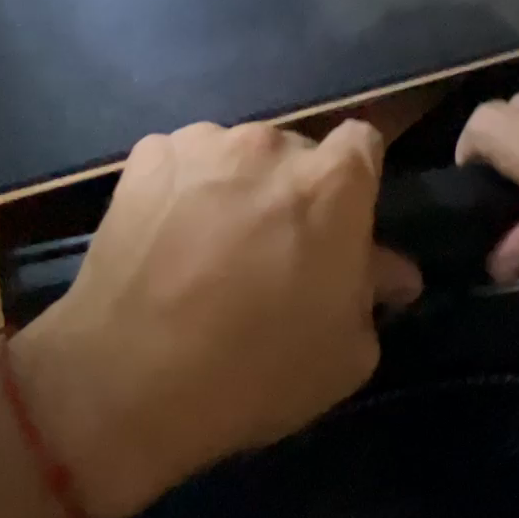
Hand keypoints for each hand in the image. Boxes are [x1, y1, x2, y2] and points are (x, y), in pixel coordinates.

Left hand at [13, 120, 421, 517]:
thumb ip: (371, 289)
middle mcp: (268, 145)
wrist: (130, 375)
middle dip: (291, 189)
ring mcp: (202, 143)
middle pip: (293, 151)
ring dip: (235, 185)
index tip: (340, 217)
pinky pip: (182, 161)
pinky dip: (183, 187)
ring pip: (235, 154)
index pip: (362, 141)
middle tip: (270, 245)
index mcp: (330, 183)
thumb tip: (388, 267)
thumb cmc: (256, 370)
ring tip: (208, 242)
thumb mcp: (344, 351)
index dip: (355, 178)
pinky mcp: (146, 154)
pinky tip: (166, 234)